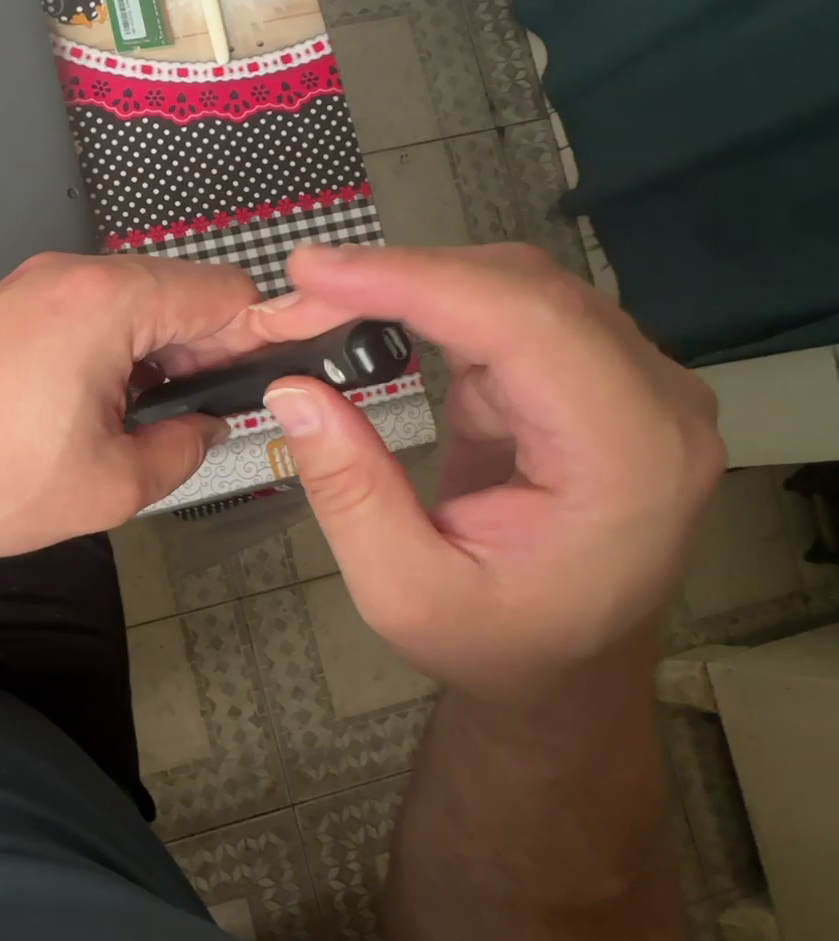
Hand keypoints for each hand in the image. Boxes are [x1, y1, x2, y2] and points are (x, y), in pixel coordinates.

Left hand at [0, 252, 277, 560]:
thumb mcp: (111, 485)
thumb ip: (183, 449)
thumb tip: (203, 427)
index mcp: (102, 302)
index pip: (223, 291)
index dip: (261, 334)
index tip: (275, 367)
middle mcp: (59, 277)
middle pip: (170, 294)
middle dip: (196, 352)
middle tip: (195, 414)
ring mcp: (19, 289)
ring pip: (119, 307)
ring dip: (143, 357)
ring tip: (127, 424)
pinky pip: (70, 317)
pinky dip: (96, 354)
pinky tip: (82, 410)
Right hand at [252, 243, 723, 700]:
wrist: (562, 667)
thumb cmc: (493, 643)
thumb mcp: (401, 590)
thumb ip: (349, 491)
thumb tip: (291, 391)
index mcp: (627, 457)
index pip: (527, 326)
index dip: (415, 284)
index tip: (311, 273)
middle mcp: (648, 402)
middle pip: (524, 291)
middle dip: (400, 276)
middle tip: (295, 293)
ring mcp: (621, 386)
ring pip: (513, 291)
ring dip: (409, 285)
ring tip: (316, 303)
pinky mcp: (580, 385)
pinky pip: (502, 318)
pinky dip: (425, 307)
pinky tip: (366, 316)